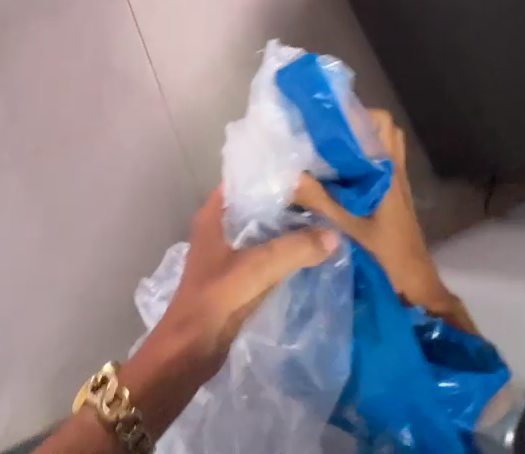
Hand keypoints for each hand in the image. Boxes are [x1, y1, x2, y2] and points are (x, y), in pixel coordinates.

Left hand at [121, 188, 337, 435]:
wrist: (189, 351)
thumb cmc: (216, 299)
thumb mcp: (258, 268)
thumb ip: (296, 248)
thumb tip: (335, 235)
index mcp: (215, 213)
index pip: (248, 179)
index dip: (276, 175)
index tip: (310, 173)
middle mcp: (220, 226)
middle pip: (259, 203)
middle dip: (289, 201)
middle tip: (326, 196)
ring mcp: (228, 251)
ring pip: (264, 229)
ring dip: (289, 226)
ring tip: (325, 219)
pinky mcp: (237, 275)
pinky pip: (266, 252)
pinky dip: (285, 248)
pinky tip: (310, 250)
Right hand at [294, 109, 476, 333]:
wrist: (416, 283)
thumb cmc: (388, 254)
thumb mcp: (349, 228)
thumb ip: (320, 201)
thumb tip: (289, 175)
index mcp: (388, 170)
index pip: (381, 123)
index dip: (357, 112)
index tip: (326, 114)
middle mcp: (394, 170)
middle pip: (384, 129)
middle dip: (357, 122)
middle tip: (326, 130)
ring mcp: (396, 182)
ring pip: (383, 146)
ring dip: (360, 141)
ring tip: (328, 148)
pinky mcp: (393, 196)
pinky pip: (380, 164)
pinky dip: (362, 160)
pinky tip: (337, 174)